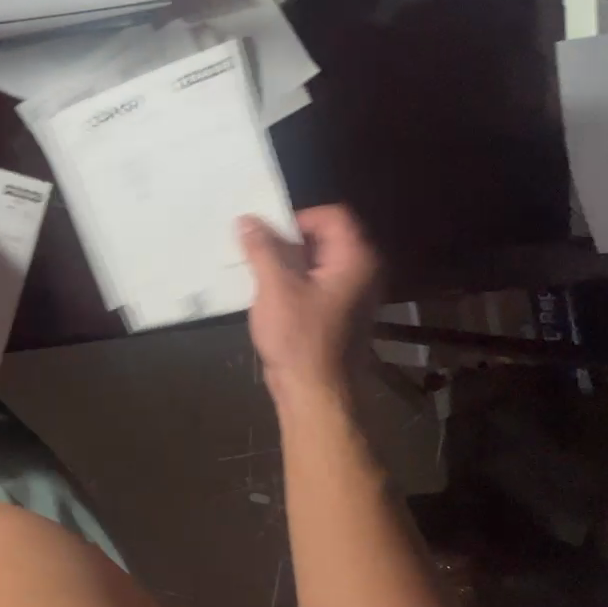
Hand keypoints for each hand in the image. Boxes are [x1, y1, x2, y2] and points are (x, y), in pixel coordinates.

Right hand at [238, 205, 379, 403]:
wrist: (313, 390)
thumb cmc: (298, 337)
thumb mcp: (275, 287)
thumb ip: (262, 249)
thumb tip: (247, 220)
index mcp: (354, 260)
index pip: (331, 217)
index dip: (296, 219)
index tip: (265, 234)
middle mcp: (360, 272)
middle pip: (323, 237)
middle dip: (285, 240)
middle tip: (253, 250)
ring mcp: (349, 293)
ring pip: (315, 261)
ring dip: (284, 261)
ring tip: (254, 270)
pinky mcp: (335, 311)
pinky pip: (313, 282)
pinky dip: (289, 281)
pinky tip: (265, 293)